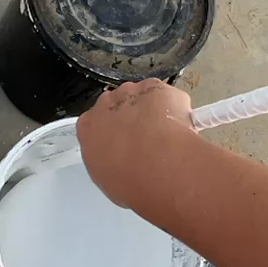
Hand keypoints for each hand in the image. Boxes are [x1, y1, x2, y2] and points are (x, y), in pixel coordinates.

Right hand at [76, 78, 198, 210]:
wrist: (156, 167)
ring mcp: (132, 93)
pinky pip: (167, 96)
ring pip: (144, 97)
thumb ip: (107, 160)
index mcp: (88, 126)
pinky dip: (175, 107)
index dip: (112, 131)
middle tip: (147, 140)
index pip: (95, 122)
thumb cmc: (129, 177)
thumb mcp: (106, 178)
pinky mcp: (157, 89)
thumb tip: (119, 163)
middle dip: (132, 118)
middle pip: (118, 105)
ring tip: (167, 138)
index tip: (123, 142)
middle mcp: (106, 104)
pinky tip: (179, 129)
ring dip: (154, 111)